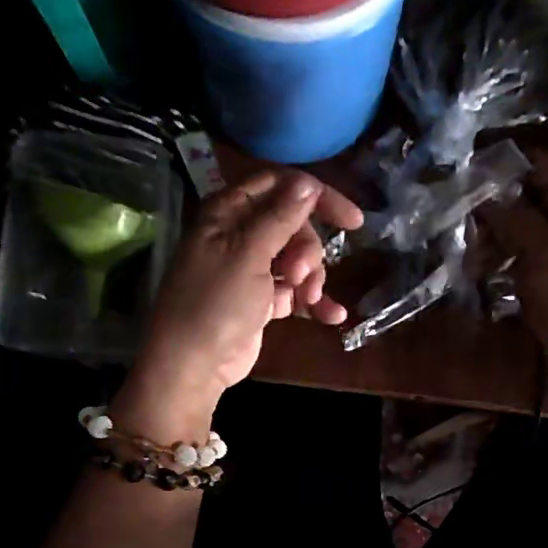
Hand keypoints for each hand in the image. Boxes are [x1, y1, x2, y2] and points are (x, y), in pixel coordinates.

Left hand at [114, 169, 361, 440]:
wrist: (194, 364)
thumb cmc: (215, 303)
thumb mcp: (248, 255)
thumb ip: (280, 217)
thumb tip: (308, 183)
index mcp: (229, 213)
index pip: (280, 185)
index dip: (316, 196)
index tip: (353, 221)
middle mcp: (239, 235)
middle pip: (293, 225)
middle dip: (308, 249)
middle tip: (302, 275)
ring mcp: (251, 270)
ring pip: (297, 259)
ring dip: (312, 278)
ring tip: (308, 299)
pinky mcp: (261, 301)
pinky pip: (295, 292)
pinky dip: (312, 302)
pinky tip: (333, 316)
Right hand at [478, 151, 547, 358]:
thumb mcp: (541, 244)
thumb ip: (510, 216)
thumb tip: (480, 195)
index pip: (535, 166)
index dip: (500, 167)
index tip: (460, 176)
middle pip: (521, 202)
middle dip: (488, 212)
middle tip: (453, 225)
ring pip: (514, 237)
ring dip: (488, 245)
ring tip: (462, 258)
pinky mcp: (546, 283)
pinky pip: (515, 266)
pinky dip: (497, 269)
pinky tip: (475, 277)